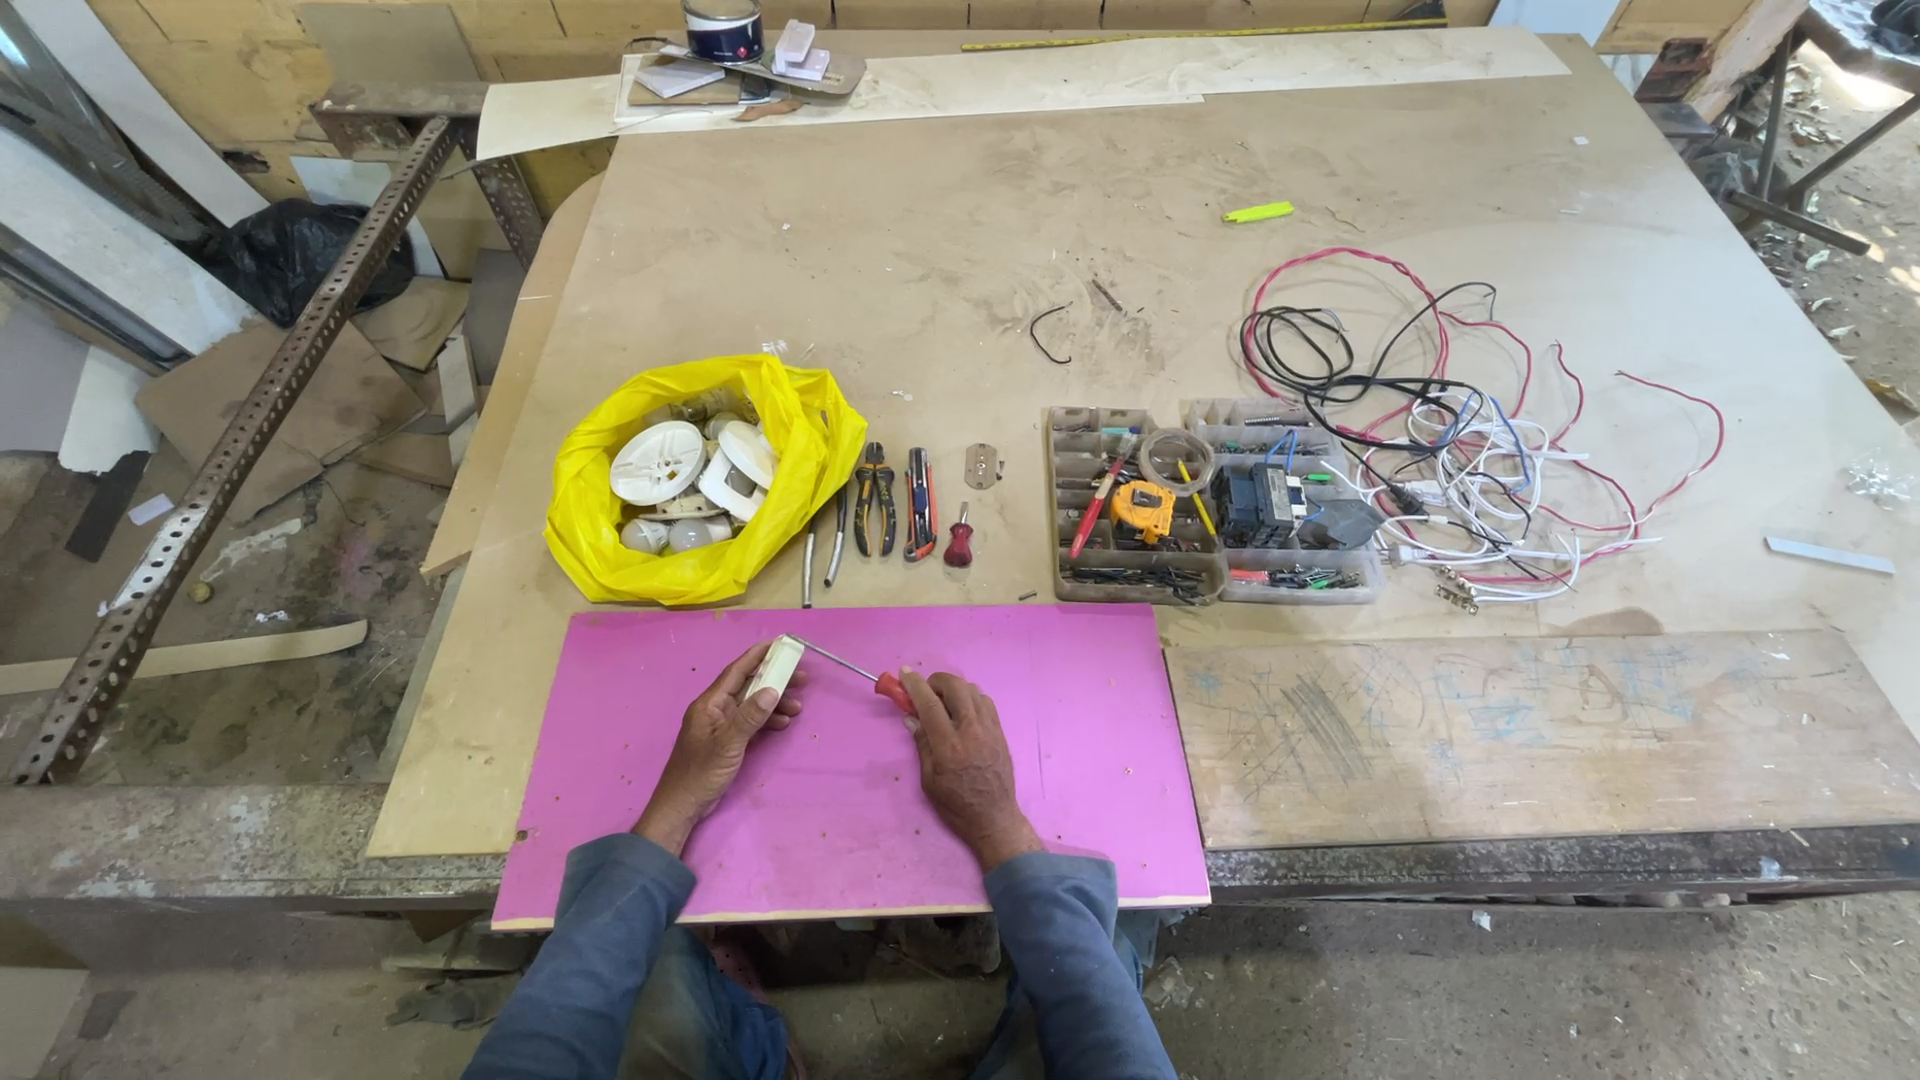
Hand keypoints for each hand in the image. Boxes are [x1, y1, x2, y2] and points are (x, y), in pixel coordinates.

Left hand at [633, 641, 804, 855]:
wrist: (682, 806)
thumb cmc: (700, 773)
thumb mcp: (728, 744)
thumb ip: (750, 717)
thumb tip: (772, 690)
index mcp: (709, 704)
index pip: (736, 672)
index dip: (756, 656)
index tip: (778, 644)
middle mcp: (715, 709)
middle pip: (748, 686)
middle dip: (774, 680)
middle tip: (801, 678)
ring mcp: (721, 725)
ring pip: (752, 705)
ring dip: (774, 703)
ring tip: (798, 707)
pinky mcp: (727, 740)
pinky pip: (750, 722)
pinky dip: (767, 720)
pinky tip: (783, 723)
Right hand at [899, 670, 1043, 871]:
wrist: (994, 818)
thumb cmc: (956, 805)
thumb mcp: (929, 780)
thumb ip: (922, 744)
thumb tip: (911, 717)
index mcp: (948, 746)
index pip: (929, 703)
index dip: (915, 684)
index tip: (905, 673)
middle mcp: (971, 731)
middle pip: (955, 686)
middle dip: (936, 681)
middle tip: (925, 692)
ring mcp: (990, 729)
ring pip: (972, 690)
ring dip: (953, 689)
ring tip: (943, 703)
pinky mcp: (1000, 731)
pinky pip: (985, 701)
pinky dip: (971, 698)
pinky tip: (963, 712)